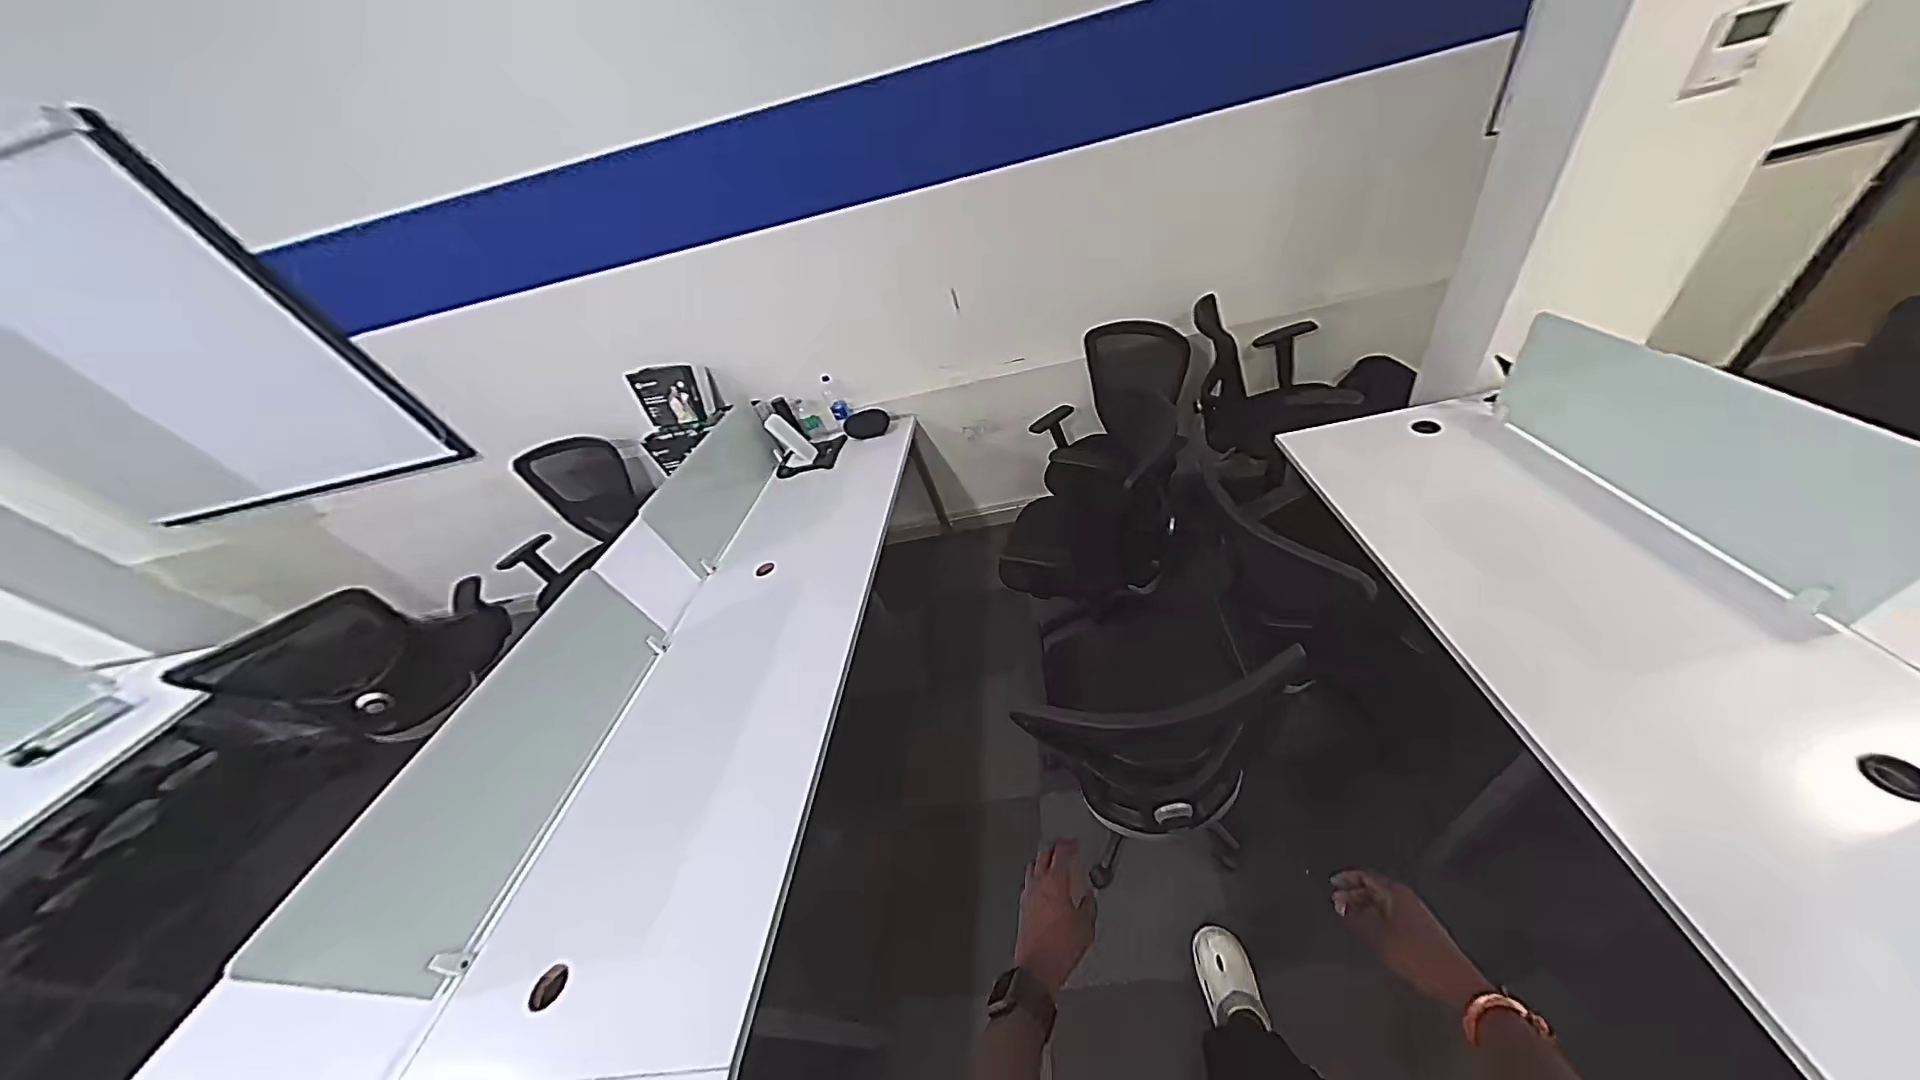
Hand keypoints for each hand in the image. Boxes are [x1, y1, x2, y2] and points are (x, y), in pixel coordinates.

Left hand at [1012, 840, 1097, 993]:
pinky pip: (1029, 882)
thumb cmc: (1059, 950)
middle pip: (1044, 855)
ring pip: (1034, 866)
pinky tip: (1042, 885)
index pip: (1061, 853)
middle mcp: (1038, 885)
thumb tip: (1088, 899)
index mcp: (1055, 884)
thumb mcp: (1086, 926)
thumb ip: (1088, 906)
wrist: (1037, 969)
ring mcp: (1028, 895)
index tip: (1074, 843)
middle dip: (1055, 847)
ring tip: (1053, 862)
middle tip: (1064, 847)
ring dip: (1044, 860)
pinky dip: (1037, 877)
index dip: (1069, 845)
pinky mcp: (1023, 906)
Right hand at [1332, 870, 1492, 1008]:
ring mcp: (1416, 912)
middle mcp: (1407, 898)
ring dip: (1364, 904)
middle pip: (1374, 887)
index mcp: (1396, 893)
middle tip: (1337, 902)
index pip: (1365, 876)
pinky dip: (1376, 914)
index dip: (1346, 879)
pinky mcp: (1421, 927)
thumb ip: (1356, 919)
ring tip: (1349, 915)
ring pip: (1383, 900)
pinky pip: (1391, 911)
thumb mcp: (1379, 937)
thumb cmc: (1417, 956)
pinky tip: (1370, 927)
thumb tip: (1342, 907)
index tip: (1332, 884)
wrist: (1456, 982)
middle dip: (1353, 892)